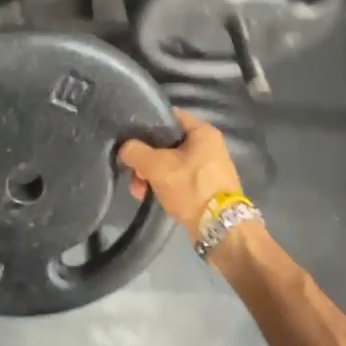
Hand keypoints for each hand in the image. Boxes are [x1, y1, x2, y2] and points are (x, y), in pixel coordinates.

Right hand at [118, 108, 244, 239]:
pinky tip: (149, 196)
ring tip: (138, 191)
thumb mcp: (156, 165)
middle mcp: (208, 146)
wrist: (220, 228)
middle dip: (146, 158)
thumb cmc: (191, 187)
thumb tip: (125, 148)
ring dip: (151, 175)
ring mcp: (208, 168)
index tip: (129, 134)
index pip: (169, 116)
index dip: (146, 122)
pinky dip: (164, 185)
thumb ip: (135, 151)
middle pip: (166, 143)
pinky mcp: (205, 188)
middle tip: (132, 171)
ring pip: (170, 163)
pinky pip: (179, 180)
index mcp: (202, 132)